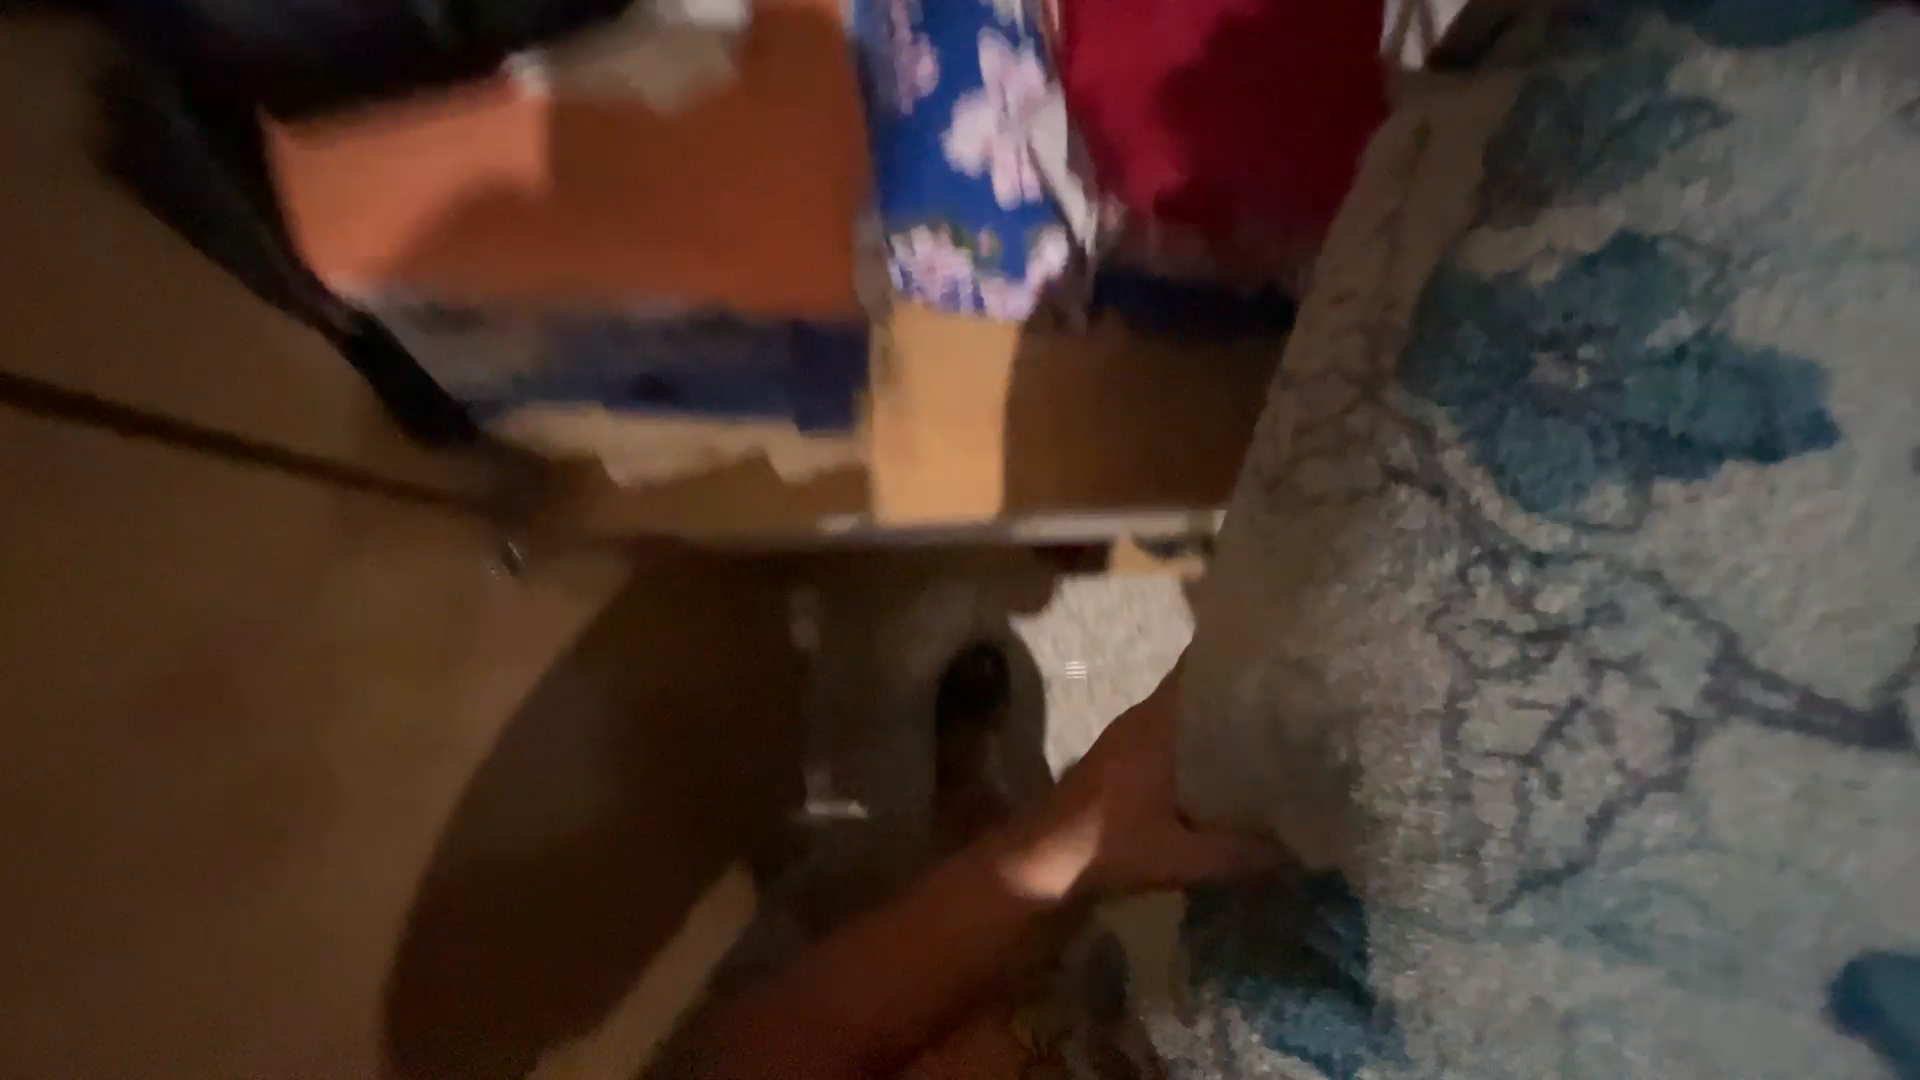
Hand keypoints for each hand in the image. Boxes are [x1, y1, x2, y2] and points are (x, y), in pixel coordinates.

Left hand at [994, 657, 1285, 901]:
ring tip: (1278, 727)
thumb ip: (1241, 854)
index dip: (1234, 657)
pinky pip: (1171, 734)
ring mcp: (1129, 737)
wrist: (1043, 860)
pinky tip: (1233, 764)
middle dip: (1240, 691)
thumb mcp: (1181, 857)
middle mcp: (1141, 719)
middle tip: (1297, 698)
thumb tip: (1301, 850)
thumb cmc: (1108, 846)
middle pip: (1195, 689)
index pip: (1195, 668)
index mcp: (1154, 724)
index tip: (1281, 656)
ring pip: (1184, 714)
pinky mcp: (1123, 758)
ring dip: (1220, 717)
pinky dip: (1201, 740)